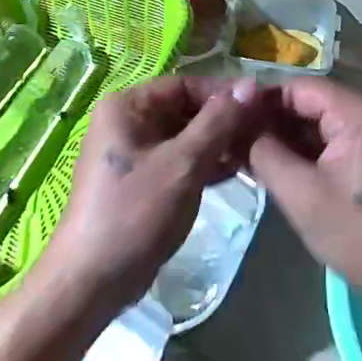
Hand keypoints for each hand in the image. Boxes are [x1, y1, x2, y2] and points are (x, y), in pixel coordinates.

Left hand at [40, 76, 257, 309]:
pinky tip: (236, 172)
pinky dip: (202, 164)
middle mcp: (124, 122)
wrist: (94, 276)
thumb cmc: (136, 212)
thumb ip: (218, 122)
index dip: (224, 93)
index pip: (184, 84)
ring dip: (217, 144)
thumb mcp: (182, 164)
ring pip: (183, 137)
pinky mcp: (139, 181)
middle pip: (183, 110)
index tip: (266, 107)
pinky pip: (176, 161)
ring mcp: (131, 153)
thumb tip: (252, 84)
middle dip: (223, 121)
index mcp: (126, 106)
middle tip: (267, 134)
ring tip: (258, 154)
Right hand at [245, 78, 361, 317]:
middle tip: (227, 139)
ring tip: (240, 153)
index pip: (296, 87)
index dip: (257, 101)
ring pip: (313, 123)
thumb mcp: (300, 194)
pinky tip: (268, 166)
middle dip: (266, 120)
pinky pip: (327, 141)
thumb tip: (233, 125)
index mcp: (360, 113)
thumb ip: (262, 151)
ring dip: (279, 137)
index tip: (223, 119)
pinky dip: (299, 151)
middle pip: (305, 102)